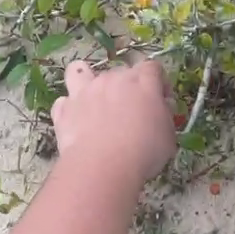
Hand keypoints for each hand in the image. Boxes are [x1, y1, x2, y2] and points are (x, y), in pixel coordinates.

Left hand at [51, 58, 176, 181]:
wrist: (105, 165)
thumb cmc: (146, 150)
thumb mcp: (169, 134)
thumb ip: (164, 114)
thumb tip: (161, 105)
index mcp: (142, 83)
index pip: (153, 68)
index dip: (159, 82)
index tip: (162, 99)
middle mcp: (112, 79)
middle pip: (121, 71)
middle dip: (128, 86)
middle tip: (134, 109)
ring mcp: (85, 91)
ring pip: (81, 72)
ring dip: (88, 80)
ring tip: (95, 99)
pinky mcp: (65, 109)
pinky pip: (66, 101)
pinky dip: (72, 107)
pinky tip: (78, 119)